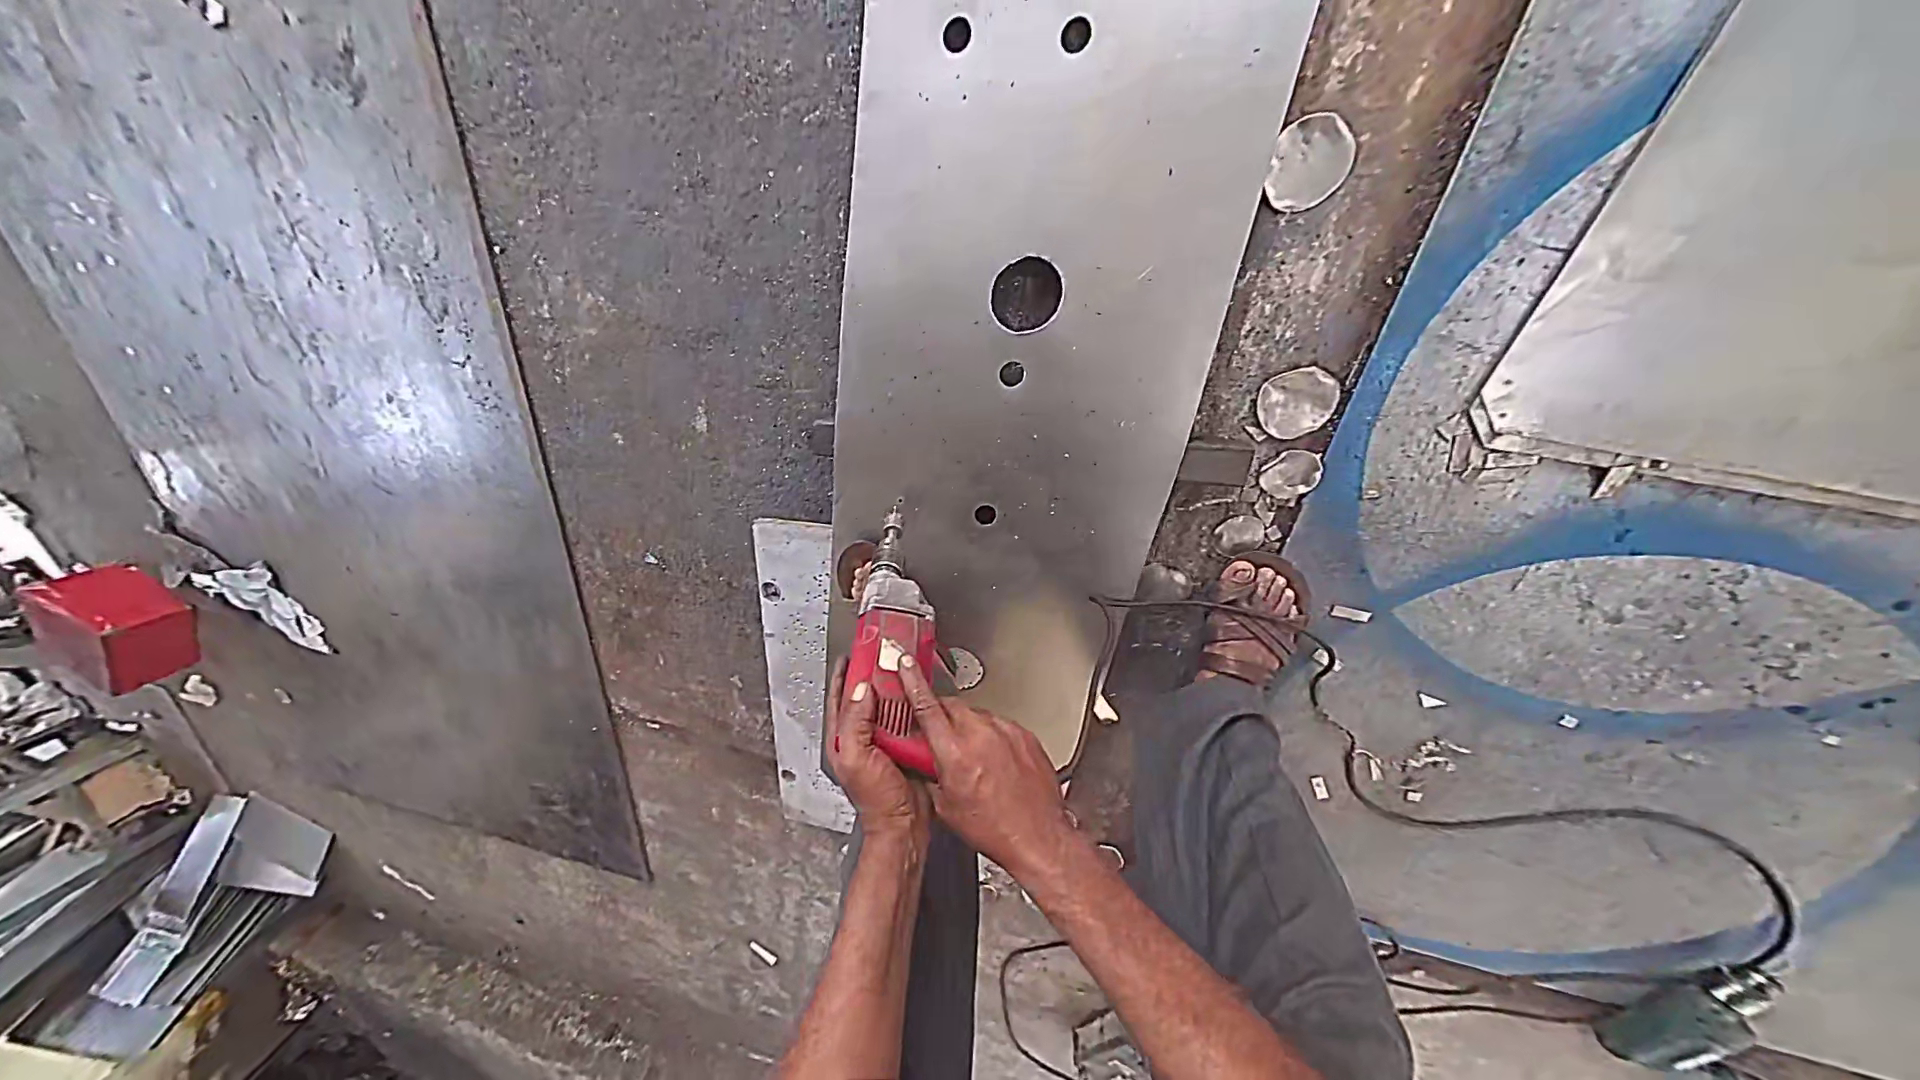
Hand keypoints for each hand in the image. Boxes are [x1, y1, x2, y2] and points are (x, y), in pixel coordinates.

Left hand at [828, 656, 931, 842]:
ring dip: (892, 688)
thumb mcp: (856, 758)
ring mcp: (883, 742)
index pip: (839, 699)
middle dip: (870, 676)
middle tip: (879, 655)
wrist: (904, 825)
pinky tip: (916, 695)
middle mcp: (861, 738)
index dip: (843, 676)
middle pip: (863, 698)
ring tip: (897, 668)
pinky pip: (906, 718)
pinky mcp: (905, 745)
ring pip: (885, 706)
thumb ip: (854, 723)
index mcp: (842, 740)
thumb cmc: (877, 802)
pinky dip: (910, 704)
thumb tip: (860, 690)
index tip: (852, 655)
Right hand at [895, 654, 1080, 881]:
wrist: (1038, 836)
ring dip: (968, 728)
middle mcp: (981, 735)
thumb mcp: (946, 806)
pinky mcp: (1024, 735)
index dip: (912, 681)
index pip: (926, 705)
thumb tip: (921, 759)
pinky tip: (995, 761)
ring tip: (974, 758)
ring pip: (977, 715)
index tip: (906, 665)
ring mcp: (1006, 732)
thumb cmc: (996, 829)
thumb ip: (930, 772)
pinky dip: (992, 737)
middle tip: (939, 734)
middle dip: (941, 714)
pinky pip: (1000, 726)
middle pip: (952, 706)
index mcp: (955, 751)